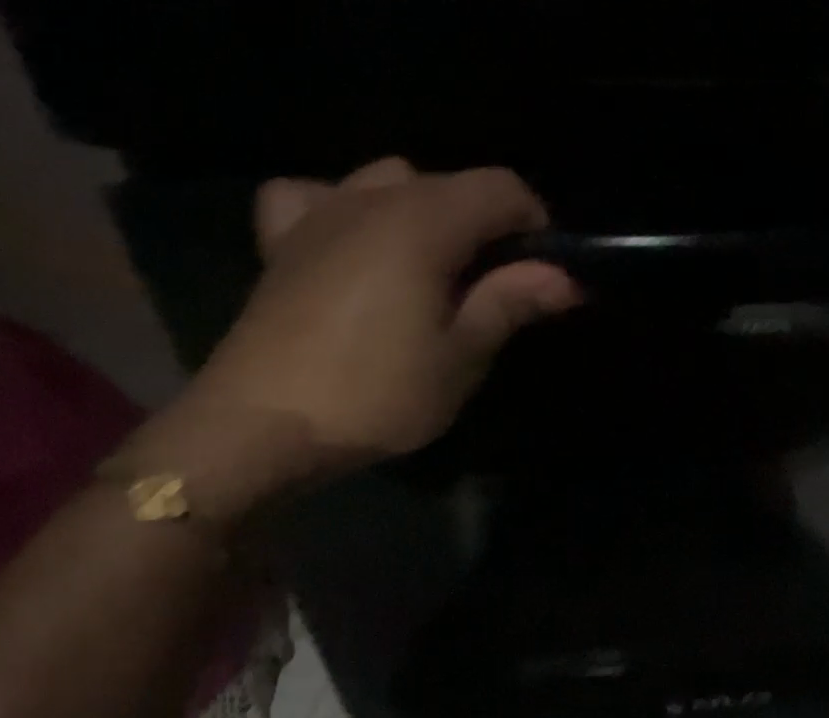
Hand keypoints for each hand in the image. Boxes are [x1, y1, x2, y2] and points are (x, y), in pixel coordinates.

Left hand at [159, 158, 579, 481]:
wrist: (262, 423)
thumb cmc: (377, 393)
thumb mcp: (460, 356)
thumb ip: (511, 302)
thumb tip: (566, 277)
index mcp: (424, 220)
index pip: (501, 189)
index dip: (536, 227)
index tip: (544, 279)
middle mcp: (371, 196)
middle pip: (450, 185)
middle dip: (485, 229)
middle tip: (492, 295)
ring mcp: (319, 213)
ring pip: (388, 182)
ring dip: (424, 216)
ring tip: (430, 275)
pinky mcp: (281, 242)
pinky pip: (316, 197)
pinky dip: (343, 211)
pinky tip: (351, 247)